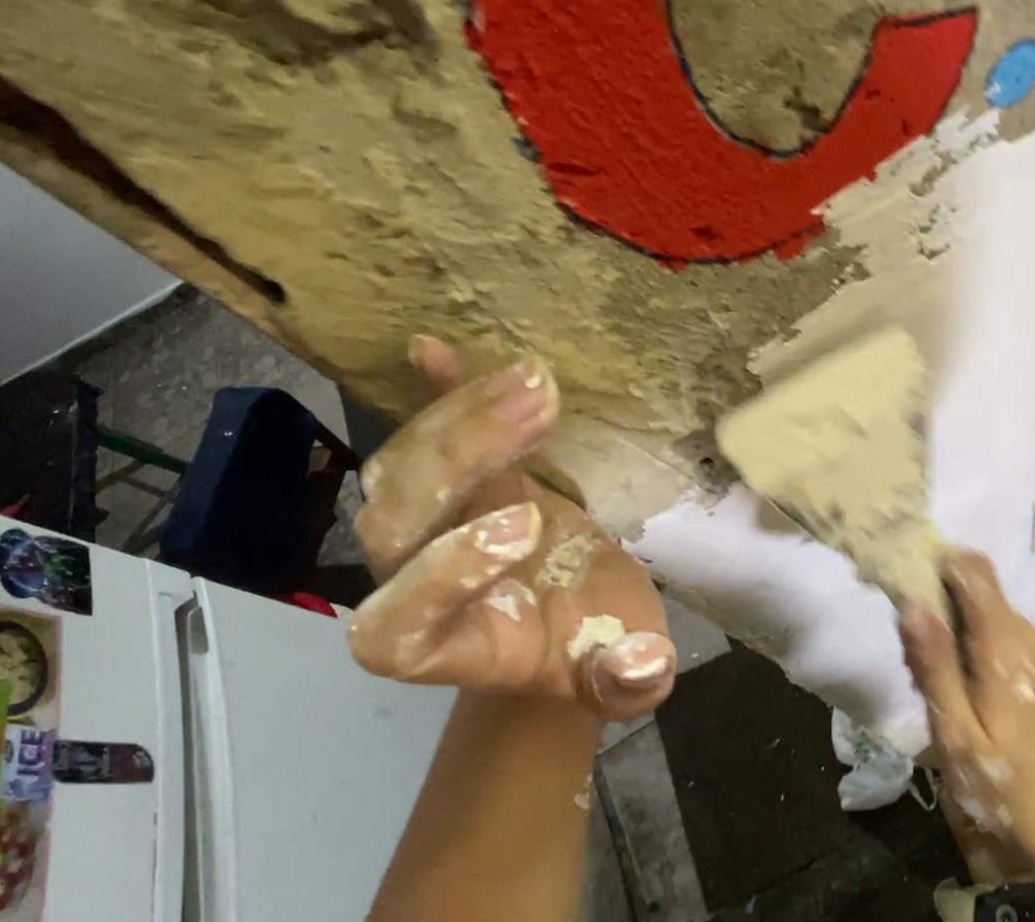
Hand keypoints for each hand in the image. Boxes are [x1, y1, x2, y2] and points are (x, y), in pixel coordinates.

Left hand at [346, 336, 675, 720]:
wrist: (565, 617)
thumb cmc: (589, 654)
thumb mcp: (625, 684)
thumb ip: (629, 685)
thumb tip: (640, 662)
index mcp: (451, 645)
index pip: (394, 627)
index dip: (440, 577)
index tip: (524, 525)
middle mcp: (414, 583)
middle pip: (394, 523)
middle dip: (461, 458)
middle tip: (539, 406)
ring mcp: (426, 524)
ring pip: (404, 466)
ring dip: (462, 414)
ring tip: (537, 377)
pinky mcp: (454, 478)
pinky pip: (424, 430)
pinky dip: (430, 392)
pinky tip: (433, 349)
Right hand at [900, 550, 1034, 841]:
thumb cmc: (998, 776)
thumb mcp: (956, 729)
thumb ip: (934, 664)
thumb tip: (911, 602)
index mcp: (1001, 641)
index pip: (969, 569)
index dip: (932, 563)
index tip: (898, 585)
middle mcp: (1018, 628)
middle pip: (971, 578)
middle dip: (932, 596)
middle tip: (908, 650)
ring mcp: (1025, 639)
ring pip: (975, 598)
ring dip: (942, 618)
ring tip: (920, 673)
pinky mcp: (1024, 653)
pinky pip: (985, 619)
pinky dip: (958, 633)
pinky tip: (945, 679)